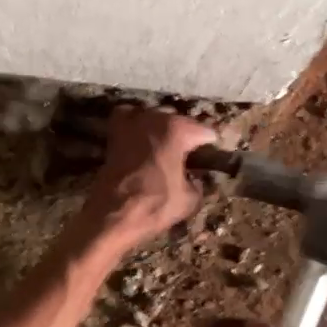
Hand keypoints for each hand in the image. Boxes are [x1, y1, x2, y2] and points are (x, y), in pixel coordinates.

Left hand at [76, 107, 215, 250]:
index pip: (205, 131)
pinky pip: (129, 114)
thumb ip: (199, 184)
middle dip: (188, 133)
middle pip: (181, 120)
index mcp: (180, 131)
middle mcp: (157, 118)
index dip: (211, 144)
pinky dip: (136, 120)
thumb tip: (197, 180)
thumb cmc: (155, 205)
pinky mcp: (115, 130)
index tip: (212, 154)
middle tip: (190, 153)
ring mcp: (134, 121)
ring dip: (163, 126)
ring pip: (156, 114)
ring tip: (166, 144)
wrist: (114, 212)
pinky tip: (140, 133)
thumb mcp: (190, 199)